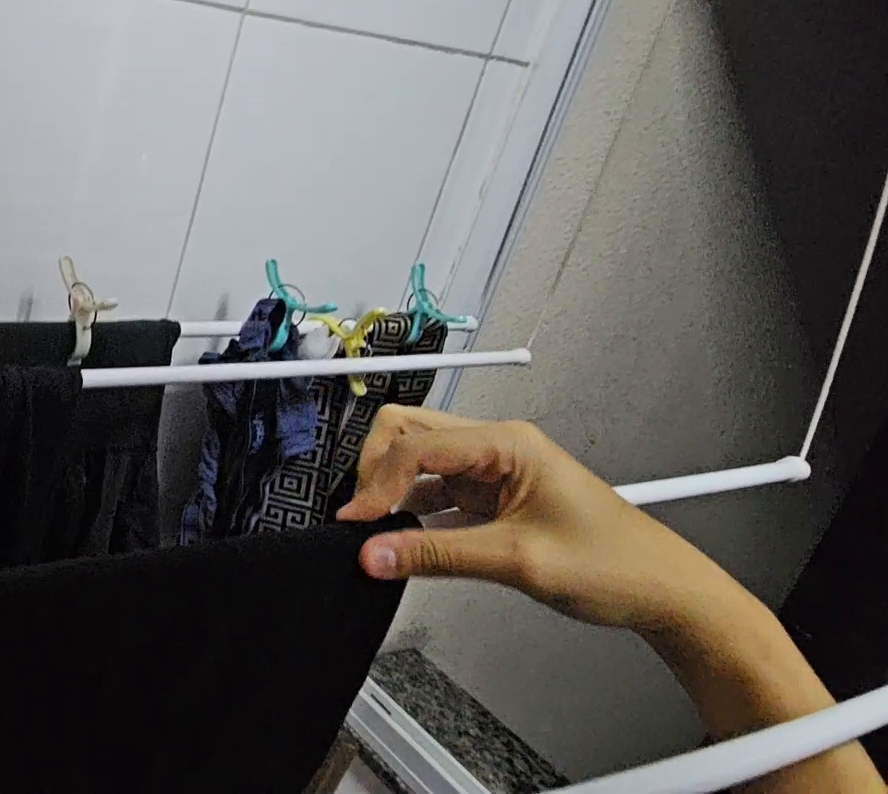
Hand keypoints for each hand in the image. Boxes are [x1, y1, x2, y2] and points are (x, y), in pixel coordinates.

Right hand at [334, 405, 746, 633]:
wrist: (673, 599)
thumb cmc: (622, 566)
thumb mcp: (519, 561)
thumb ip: (436, 555)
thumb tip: (374, 553)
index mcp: (506, 441)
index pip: (416, 446)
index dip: (378, 483)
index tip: (357, 521)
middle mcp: (493, 445)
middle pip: (405, 432)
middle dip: (375, 468)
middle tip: (364, 511)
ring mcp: (488, 468)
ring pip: (412, 458)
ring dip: (390, 488)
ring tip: (378, 526)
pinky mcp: (486, 494)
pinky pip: (429, 489)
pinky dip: (408, 509)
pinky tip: (403, 534)